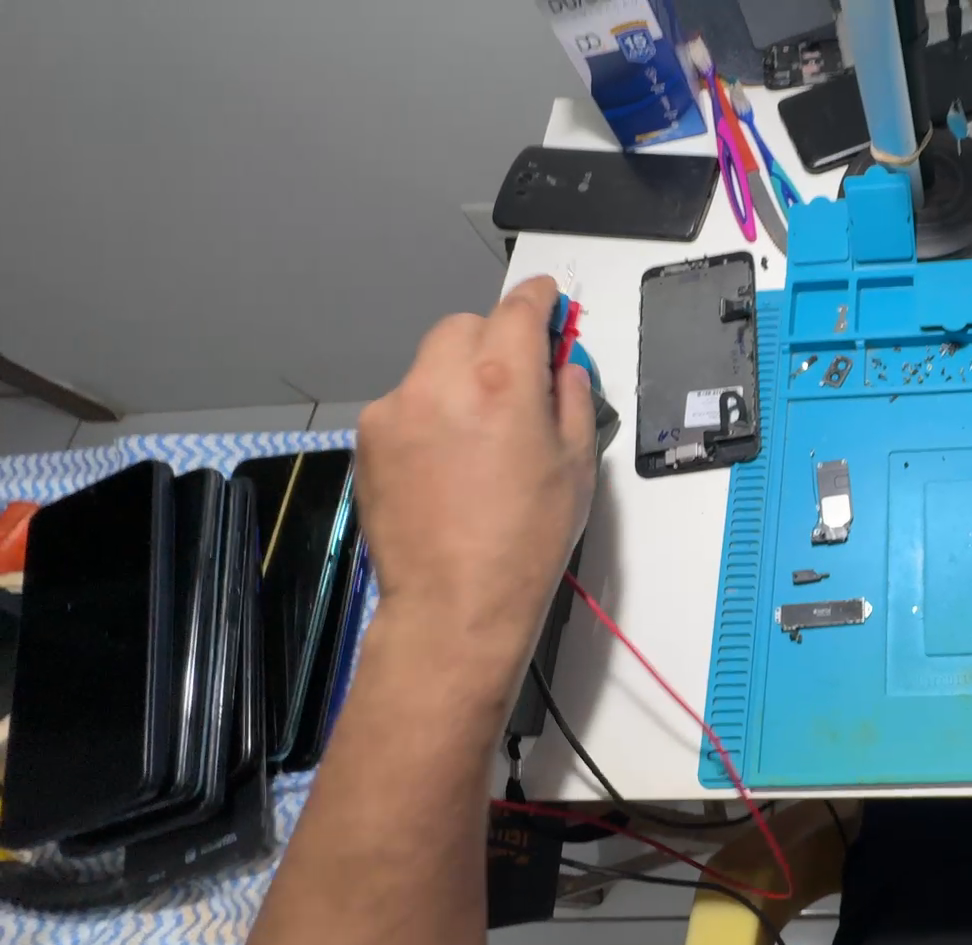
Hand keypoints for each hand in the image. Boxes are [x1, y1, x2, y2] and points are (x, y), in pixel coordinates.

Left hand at [355, 275, 597, 702]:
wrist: (459, 597)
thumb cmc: (531, 537)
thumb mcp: (578, 467)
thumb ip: (572, 401)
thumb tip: (563, 368)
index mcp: (504, 385)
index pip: (518, 312)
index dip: (537, 297)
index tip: (547, 296)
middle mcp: (441, 383)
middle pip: (466, 326)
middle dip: (495, 338)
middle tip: (522, 377)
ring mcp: (395, 409)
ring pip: (432, 363)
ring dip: (463, 374)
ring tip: (484, 430)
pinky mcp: (369, 438)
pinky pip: (407, 400)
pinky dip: (433, 408)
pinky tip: (452, 457)